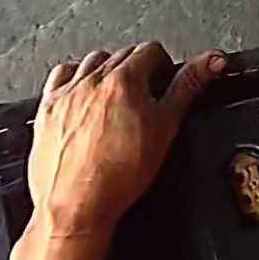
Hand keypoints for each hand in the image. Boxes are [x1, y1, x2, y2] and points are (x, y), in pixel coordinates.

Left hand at [26, 42, 225, 238]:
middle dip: (139, 67)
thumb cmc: (119, 175)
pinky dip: (74, 77)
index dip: (164, 65)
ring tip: (118, 91)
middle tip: (148, 92)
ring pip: (92, 60)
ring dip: (109, 68)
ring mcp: (67, 94)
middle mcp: (92, 80)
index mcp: (124, 78)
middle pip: (124, 53)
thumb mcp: (167, 126)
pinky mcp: (47, 111)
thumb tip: (211, 61)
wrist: (75, 209)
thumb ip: (190, 85)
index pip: (151, 50)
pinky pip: (60, 76)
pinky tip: (83, 93)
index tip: (165, 81)